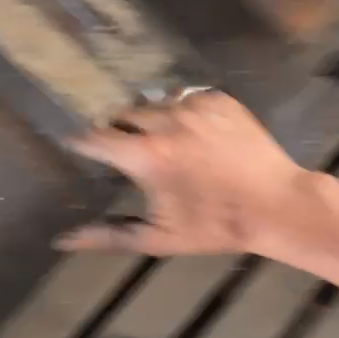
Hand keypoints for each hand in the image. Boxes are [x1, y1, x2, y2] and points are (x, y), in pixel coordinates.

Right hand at [56, 91, 313, 256]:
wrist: (276, 204)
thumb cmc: (215, 225)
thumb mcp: (159, 237)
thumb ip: (108, 236)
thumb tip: (62, 240)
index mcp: (145, 154)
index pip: (95, 137)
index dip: (82, 142)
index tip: (76, 145)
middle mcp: (166, 120)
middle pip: (124, 114)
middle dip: (118, 129)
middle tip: (126, 148)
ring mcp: (195, 106)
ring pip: (156, 103)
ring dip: (151, 118)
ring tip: (161, 139)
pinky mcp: (220, 99)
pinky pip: (188, 97)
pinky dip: (183, 111)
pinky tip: (193, 132)